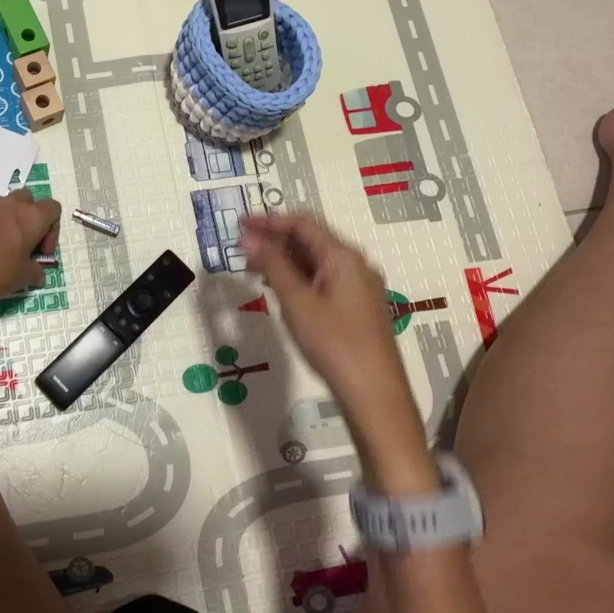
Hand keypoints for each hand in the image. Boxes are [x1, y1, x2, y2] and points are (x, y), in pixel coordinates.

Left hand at [0, 189, 60, 308]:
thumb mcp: (24, 278)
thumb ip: (36, 271)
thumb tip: (38, 273)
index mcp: (30, 217)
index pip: (53, 208)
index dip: (52, 229)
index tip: (41, 251)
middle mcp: (8, 204)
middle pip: (27, 199)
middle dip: (28, 218)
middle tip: (23, 243)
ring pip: (1, 205)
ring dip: (5, 220)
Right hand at [241, 214, 404, 399]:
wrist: (374, 392)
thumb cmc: (334, 343)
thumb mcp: (297, 302)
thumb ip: (272, 266)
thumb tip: (248, 238)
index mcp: (344, 257)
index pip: (303, 224)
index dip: (269, 220)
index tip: (239, 223)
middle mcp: (356, 265)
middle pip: (311, 240)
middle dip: (275, 239)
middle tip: (241, 247)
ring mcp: (360, 287)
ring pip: (317, 261)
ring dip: (285, 259)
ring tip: (253, 269)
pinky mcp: (358, 307)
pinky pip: (324, 279)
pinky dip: (299, 277)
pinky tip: (280, 290)